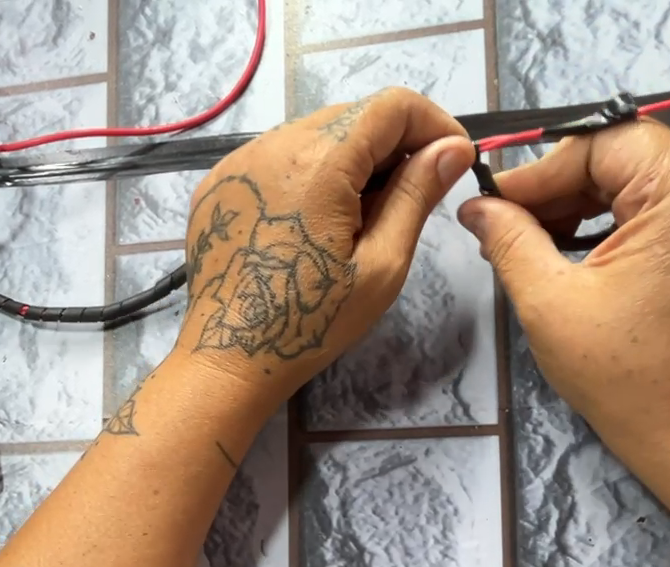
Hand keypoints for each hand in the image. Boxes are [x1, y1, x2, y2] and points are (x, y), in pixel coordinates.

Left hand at [174, 88, 474, 407]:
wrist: (227, 358)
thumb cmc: (309, 322)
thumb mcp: (379, 266)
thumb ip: (415, 197)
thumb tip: (452, 148)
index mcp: (318, 162)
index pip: (391, 105)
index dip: (432, 124)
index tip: (450, 159)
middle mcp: (272, 146)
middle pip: (350, 117)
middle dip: (390, 146)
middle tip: (407, 198)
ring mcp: (237, 165)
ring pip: (311, 136)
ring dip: (346, 162)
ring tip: (355, 220)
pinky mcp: (217, 187)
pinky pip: (275, 161)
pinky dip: (305, 177)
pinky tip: (309, 227)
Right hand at [459, 120, 669, 459]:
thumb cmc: (618, 369)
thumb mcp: (549, 300)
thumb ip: (510, 241)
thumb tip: (475, 207)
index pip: (602, 144)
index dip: (538, 171)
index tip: (489, 204)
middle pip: (620, 157)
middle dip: (552, 189)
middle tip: (497, 225)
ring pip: (632, 181)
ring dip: (573, 206)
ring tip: (521, 241)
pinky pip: (650, 208)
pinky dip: (602, 222)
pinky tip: (561, 248)